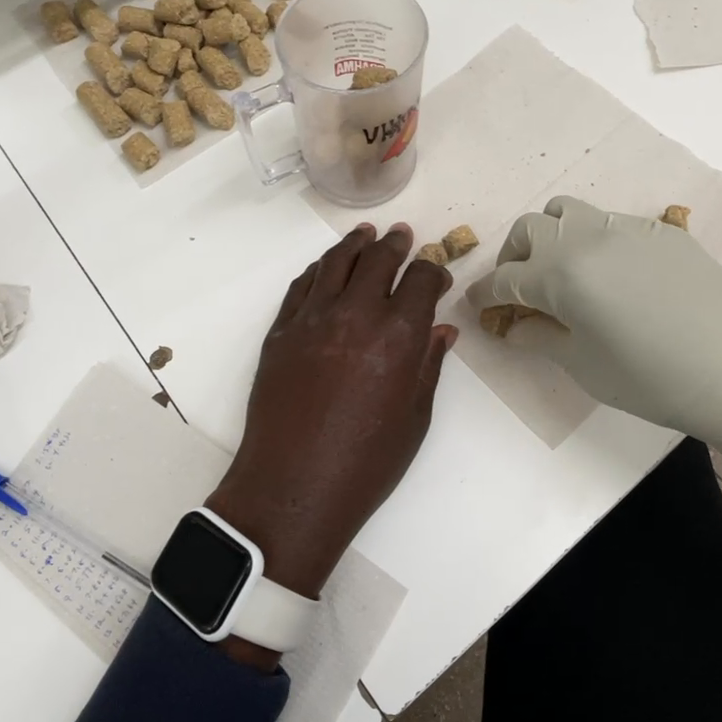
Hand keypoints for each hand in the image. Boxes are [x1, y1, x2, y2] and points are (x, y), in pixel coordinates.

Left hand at [208, 223, 455, 603]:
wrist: (293, 487)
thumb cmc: (366, 464)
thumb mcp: (413, 418)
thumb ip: (428, 365)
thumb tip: (441, 330)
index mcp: (398, 336)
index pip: (420, 280)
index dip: (432, 270)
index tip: (436, 275)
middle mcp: (355, 315)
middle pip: (378, 260)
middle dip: (396, 245)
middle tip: (403, 236)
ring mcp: (311, 320)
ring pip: (335, 263)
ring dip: (355, 244)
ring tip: (365, 234)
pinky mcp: (280, 332)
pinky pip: (301, 286)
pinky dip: (318, 270)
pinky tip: (326, 267)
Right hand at [465, 196, 721, 505]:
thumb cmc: (652, 379)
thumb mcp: (583, 366)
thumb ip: (538, 337)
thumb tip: (511, 325)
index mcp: (559, 274)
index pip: (505, 277)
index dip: (484, 293)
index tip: (476, 305)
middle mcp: (585, 239)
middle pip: (530, 228)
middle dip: (514, 255)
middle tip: (520, 287)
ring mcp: (625, 228)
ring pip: (568, 210)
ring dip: (551, 234)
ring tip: (561, 268)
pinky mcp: (659, 230)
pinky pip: (609, 222)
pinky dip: (592, 240)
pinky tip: (611, 275)